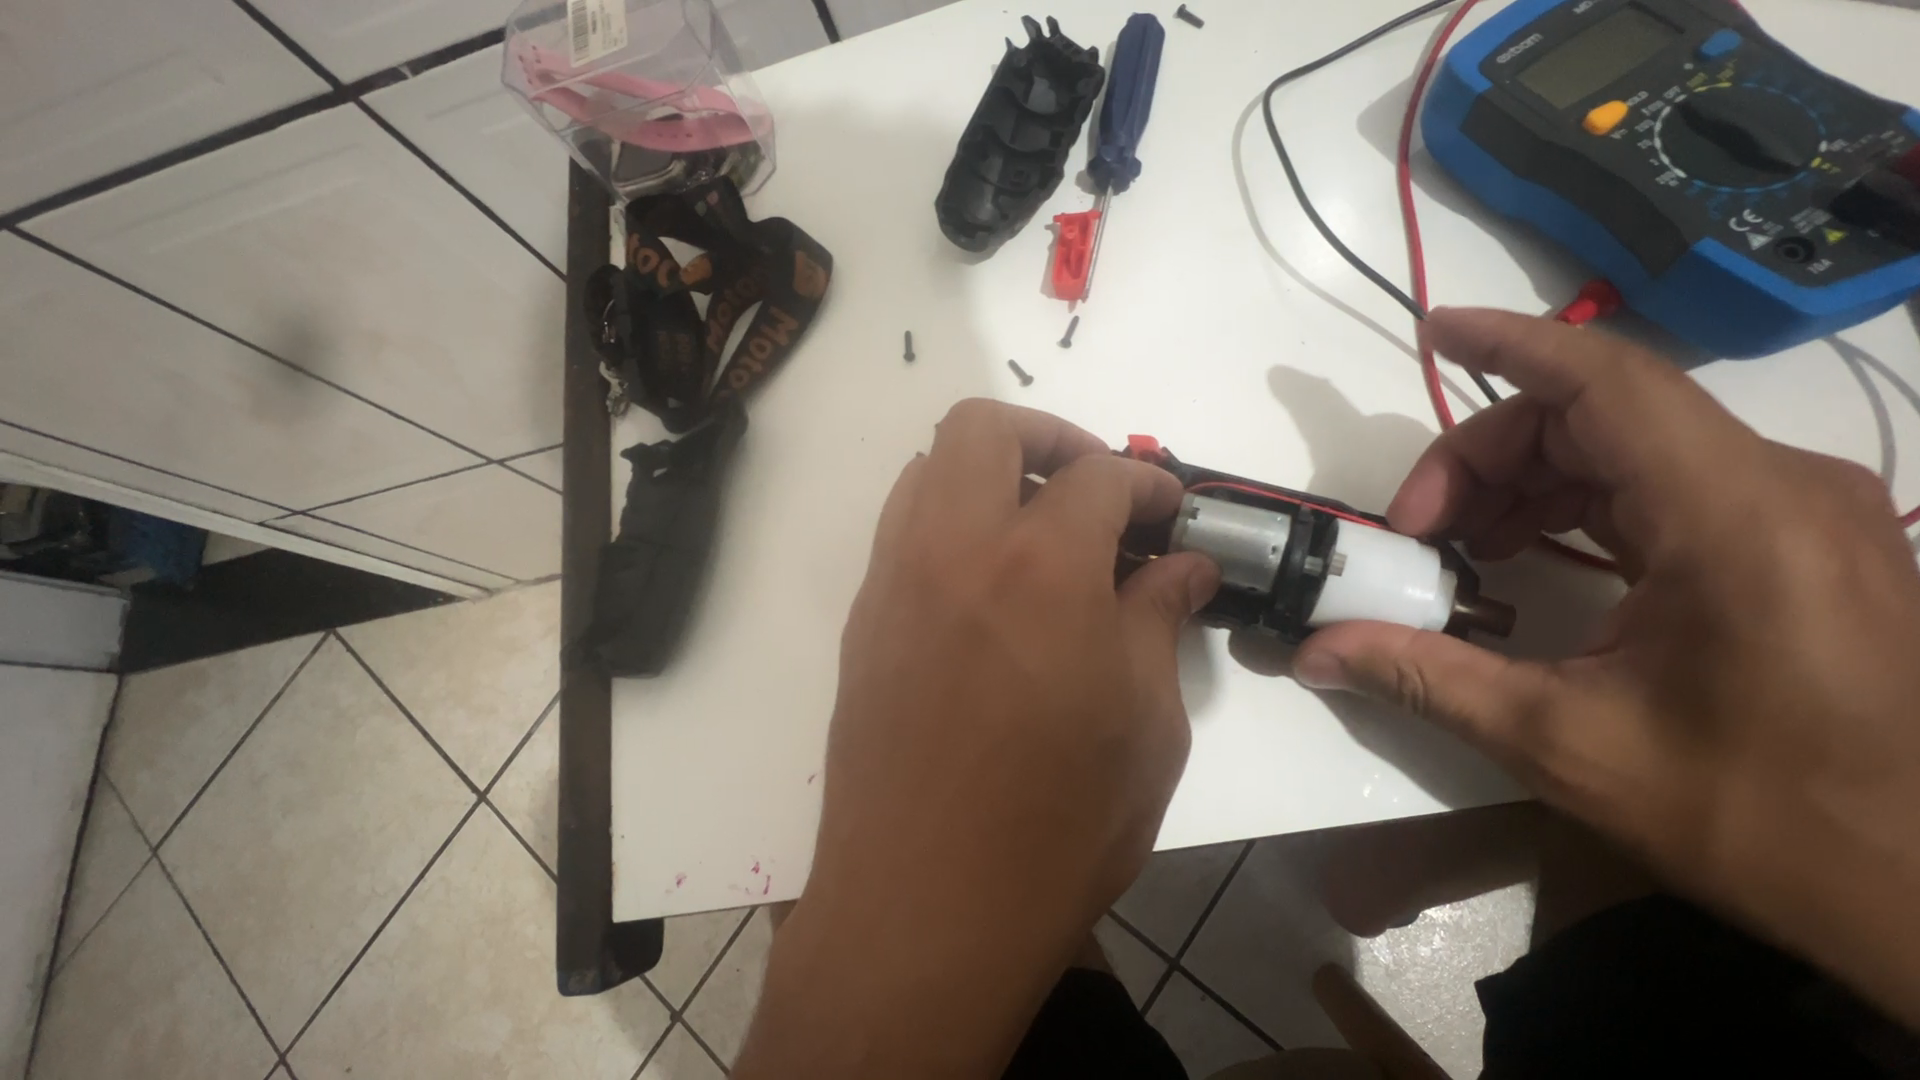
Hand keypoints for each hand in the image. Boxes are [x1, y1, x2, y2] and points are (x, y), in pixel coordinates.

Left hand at [736, 399, 1219, 1078]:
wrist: (926, 905)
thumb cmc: (1060, 824)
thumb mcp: (1147, 722)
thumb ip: (1160, 620)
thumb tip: (1185, 565)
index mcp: (1041, 565)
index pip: (1100, 475)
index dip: (1148, 482)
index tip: (1170, 512)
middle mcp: (954, 548)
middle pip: (985, 427)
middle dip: (1050, 437)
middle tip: (1094, 492)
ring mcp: (894, 579)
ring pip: (929, 467)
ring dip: (988, 472)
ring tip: (1037, 529)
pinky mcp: (863, 619)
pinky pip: (901, 528)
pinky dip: (948, 519)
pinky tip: (988, 582)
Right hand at [1294, 307, 1919, 1027]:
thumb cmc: (1756, 818)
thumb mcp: (1561, 744)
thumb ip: (1423, 675)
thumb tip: (1311, 650)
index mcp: (1735, 520)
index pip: (1608, 382)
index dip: (1509, 343)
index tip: (1430, 332)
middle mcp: (1779, 490)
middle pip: (1598, 415)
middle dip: (1484, 456)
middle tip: (1411, 531)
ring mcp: (1796, 513)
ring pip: (1626, 446)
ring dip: (1524, 481)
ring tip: (1456, 548)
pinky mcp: (1794, 542)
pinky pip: (1660, 485)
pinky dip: (1574, 504)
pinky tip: (1525, 558)